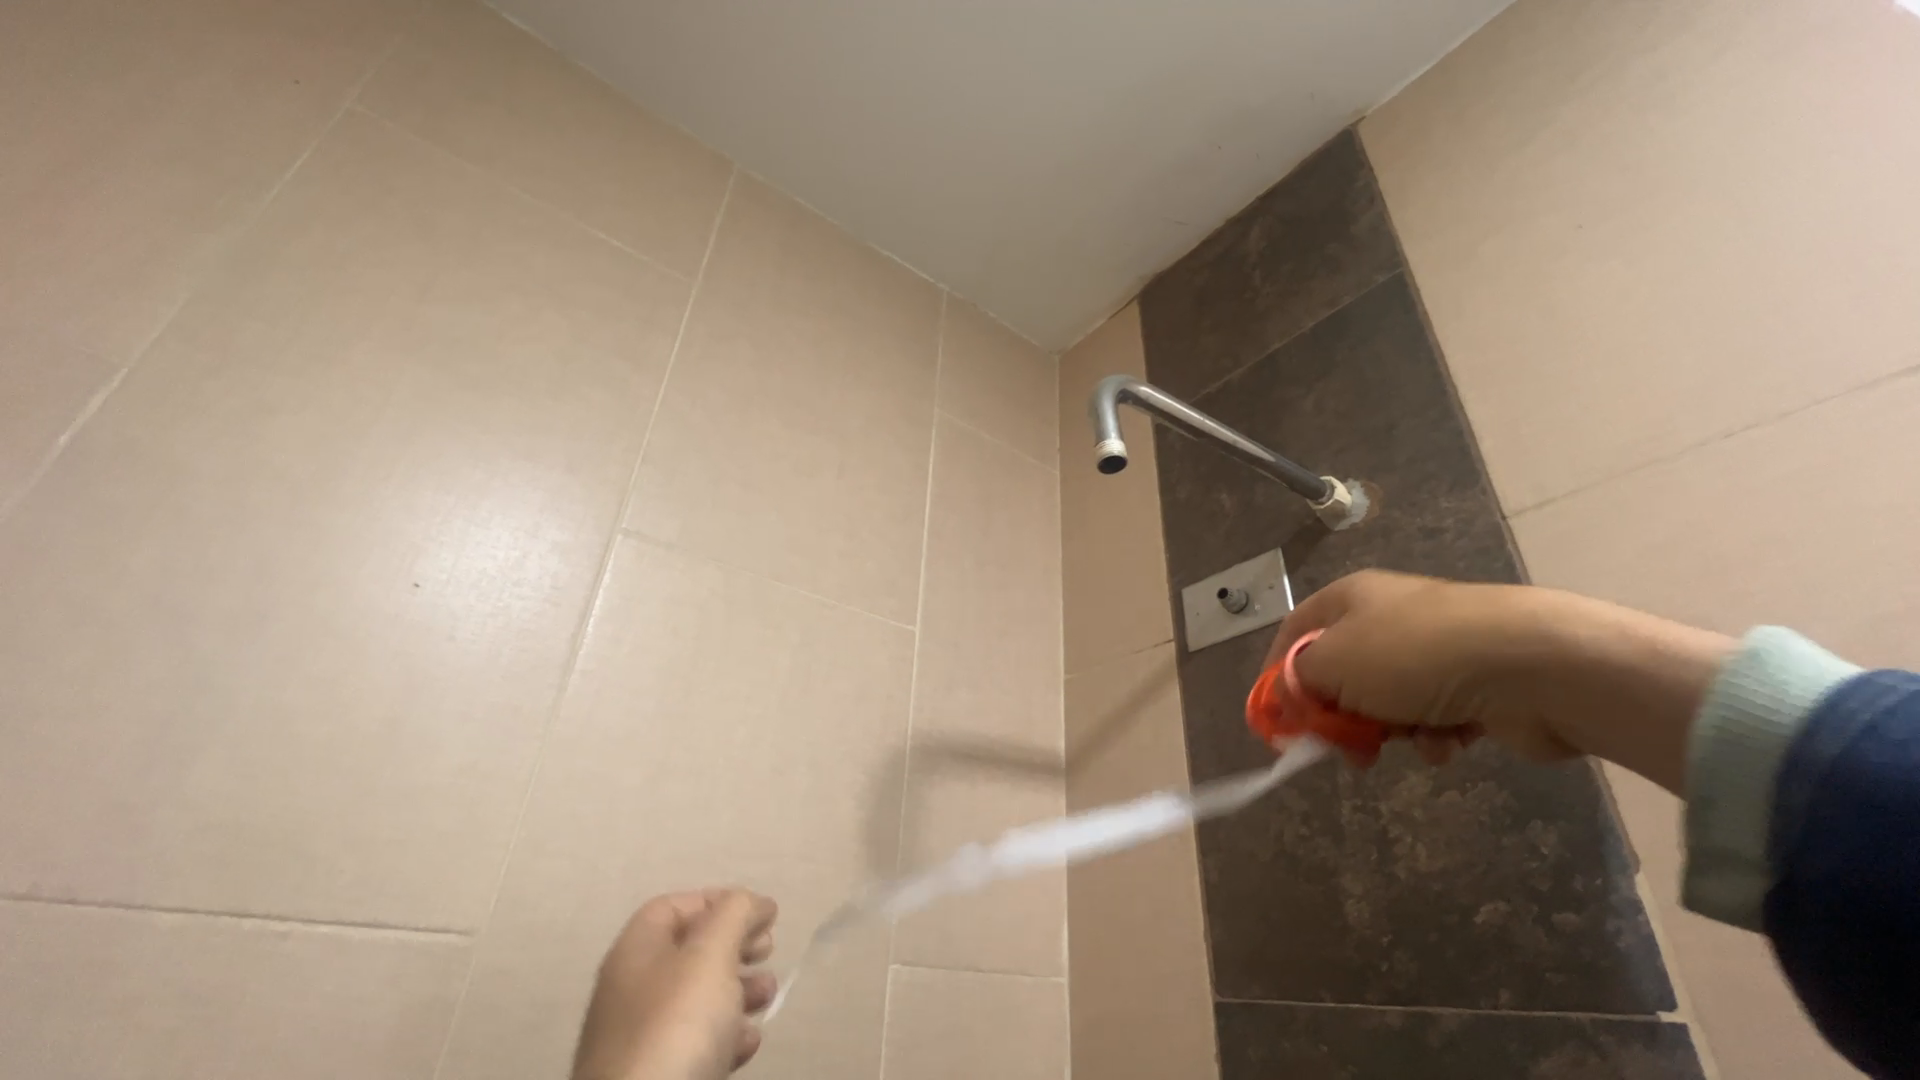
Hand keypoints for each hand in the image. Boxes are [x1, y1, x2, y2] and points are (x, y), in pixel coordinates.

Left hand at [572, 890, 778, 1079]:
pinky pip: (695, 1046)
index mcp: (636, 952)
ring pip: (696, 1000)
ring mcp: (641, 1040)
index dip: (718, 902)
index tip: (759, 915)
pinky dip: (725, 1038)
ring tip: (767, 997)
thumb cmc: (675, 1028)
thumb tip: (754, 902)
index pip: (673, 907)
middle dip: (735, 946)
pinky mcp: (658, 1079)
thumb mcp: (711, 954)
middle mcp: (632, 991)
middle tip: (768, 951)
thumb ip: (735, 915)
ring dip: (738, 991)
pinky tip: (747, 1044)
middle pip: (689, 952)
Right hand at [1272, 570, 1733, 792]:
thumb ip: (1297, 683)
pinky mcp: (1473, 683)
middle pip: (1340, 673)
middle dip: (1339, 716)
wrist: (1531, 664)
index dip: (1279, 675)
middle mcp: (1388, 618)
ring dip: (1390, 731)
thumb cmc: (1414, 655)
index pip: (1294, 633)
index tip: (1276, 720)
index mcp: (1350, 599)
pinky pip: (1432, 716)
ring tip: (1409, 741)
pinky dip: (1433, 735)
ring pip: (1385, 701)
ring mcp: (1434, 650)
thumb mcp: (1332, 664)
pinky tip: (1447, 742)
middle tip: (1342, 748)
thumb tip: (1286, 701)